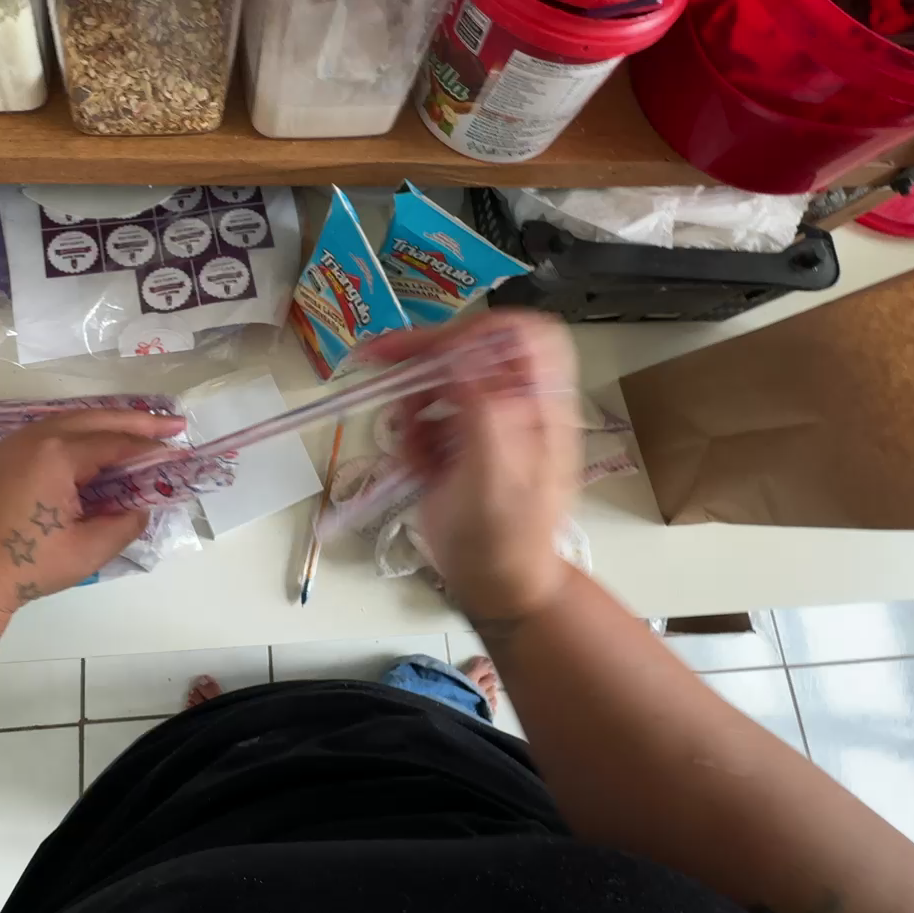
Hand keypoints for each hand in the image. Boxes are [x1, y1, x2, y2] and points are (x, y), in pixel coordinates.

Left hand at [0, 410, 186, 621]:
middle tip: (174, 423)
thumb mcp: (86, 552)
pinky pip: (50, 431)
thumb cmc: (23, 567)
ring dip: (108, 423)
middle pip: (96, 419)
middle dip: (138, 420)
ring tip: (142, 428)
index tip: (179, 450)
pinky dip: (81, 432)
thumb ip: (124, 524)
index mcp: (56, 455)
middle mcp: (35, 437)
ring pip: (71, 420)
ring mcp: (13, 442)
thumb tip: (140, 507)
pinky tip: (97, 444)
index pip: (116, 442)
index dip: (150, 447)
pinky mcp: (1, 455)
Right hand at [360, 311, 581, 624]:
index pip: (522, 334)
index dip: (478, 328)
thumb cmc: (502, 541)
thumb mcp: (493, 479)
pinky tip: (417, 467)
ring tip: (412, 451)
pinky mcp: (460, 438)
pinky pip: (425, 414)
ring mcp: (487, 419)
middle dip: (423, 362)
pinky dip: (411, 435)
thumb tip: (463, 354)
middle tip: (375, 360)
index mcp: (538, 405)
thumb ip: (483, 412)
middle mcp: (514, 403)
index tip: (435, 348)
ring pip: (439, 381)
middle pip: (468, 349)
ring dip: (412, 408)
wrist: (496, 584)